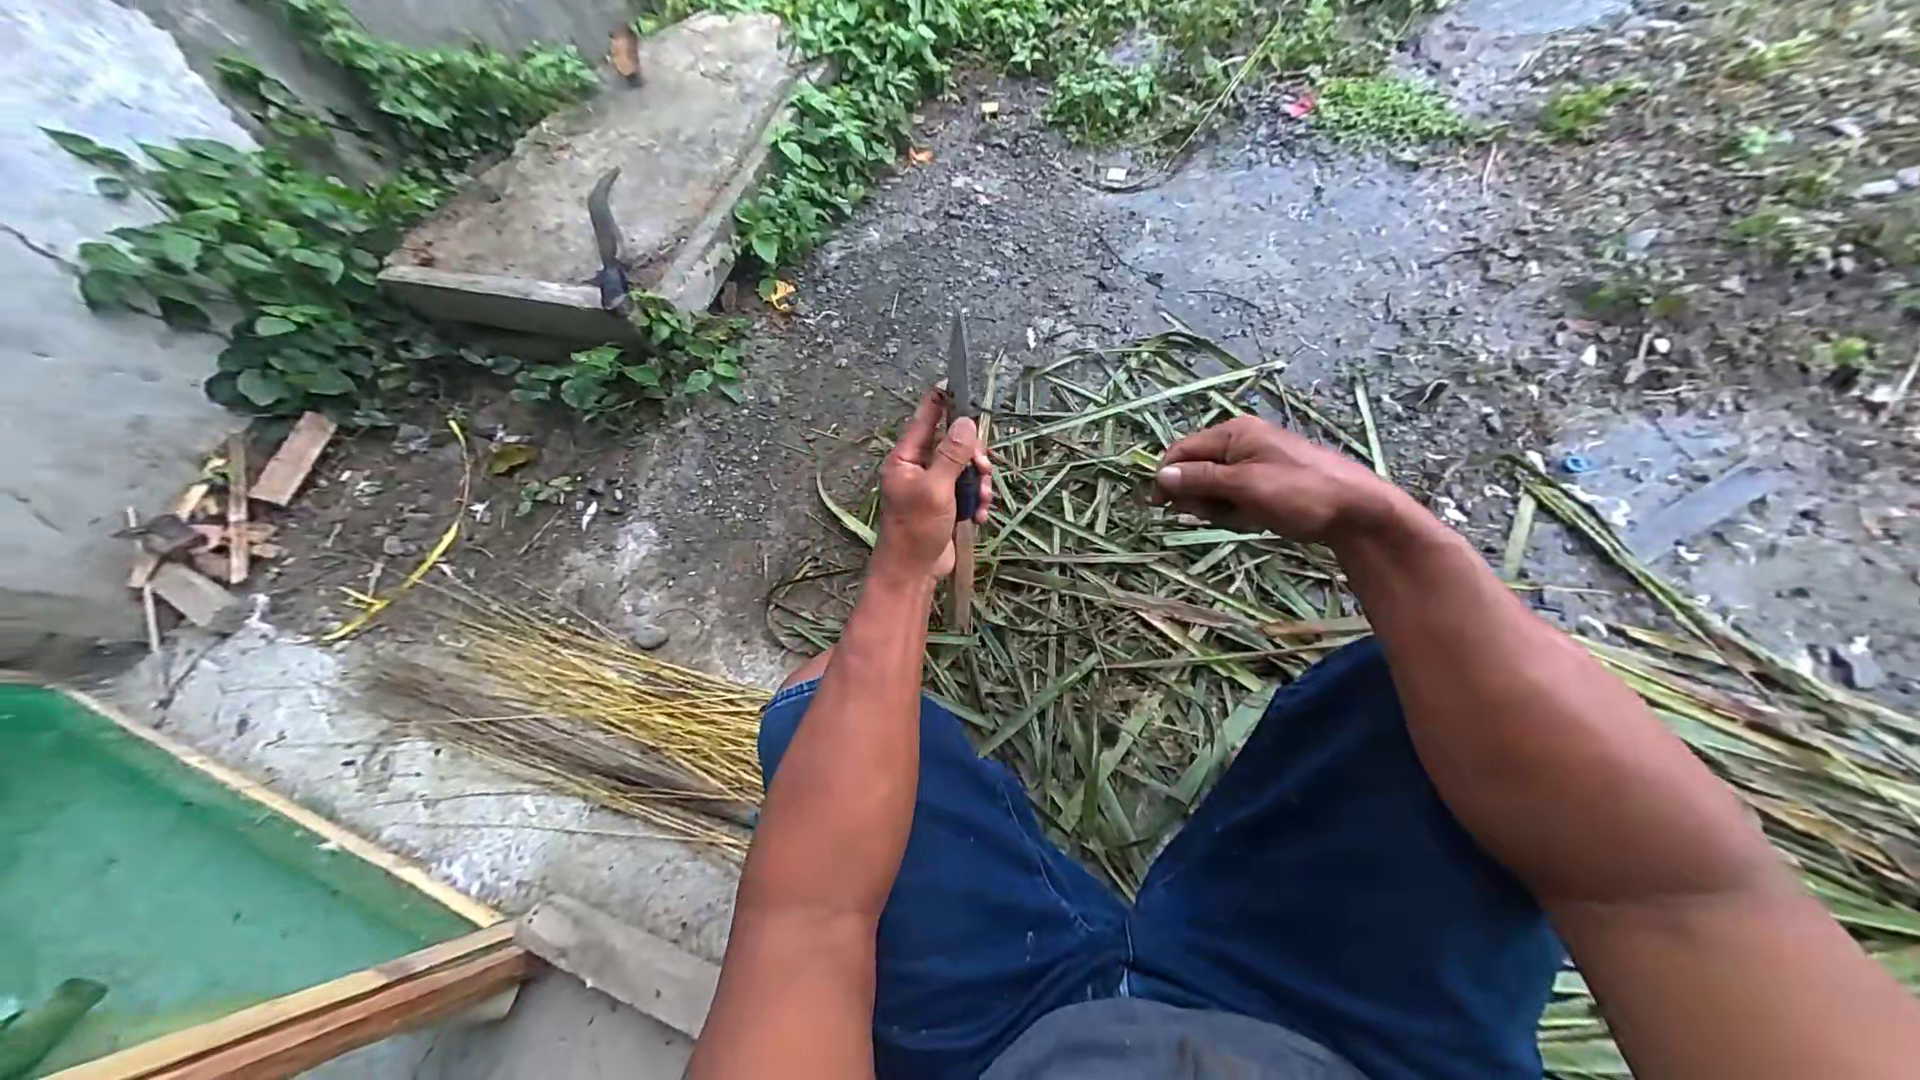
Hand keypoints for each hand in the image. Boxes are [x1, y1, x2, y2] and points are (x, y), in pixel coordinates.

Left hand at [873, 386, 992, 581]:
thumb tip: (966, 422)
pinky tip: (979, 516)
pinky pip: (968, 490)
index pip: (924, 420)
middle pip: (953, 444)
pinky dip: (977, 500)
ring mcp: (933, 486)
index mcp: (906, 458)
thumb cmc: (915, 529)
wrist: (914, 570)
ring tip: (980, 501)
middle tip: (984, 471)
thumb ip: (951, 454)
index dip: (941, 402)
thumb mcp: (936, 488)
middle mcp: (918, 467)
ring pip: (965, 468)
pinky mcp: (946, 503)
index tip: (956, 386)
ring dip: (979, 483)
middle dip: (973, 457)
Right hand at [1152, 416, 1403, 546]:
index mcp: (1233, 433)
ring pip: (1212, 488)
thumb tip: (1160, 475)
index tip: (1161, 507)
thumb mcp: (1245, 485)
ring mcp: (1253, 463)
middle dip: (1197, 496)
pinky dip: (1235, 512)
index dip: (1166, 477)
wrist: (1357, 511)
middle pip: (1194, 469)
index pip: (1181, 450)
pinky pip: (1232, 497)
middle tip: (1215, 515)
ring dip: (1217, 508)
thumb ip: (1200, 479)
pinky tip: (1254, 520)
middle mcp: (1239, 442)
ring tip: (1242, 518)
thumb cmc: (1300, 492)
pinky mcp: (1263, 483)